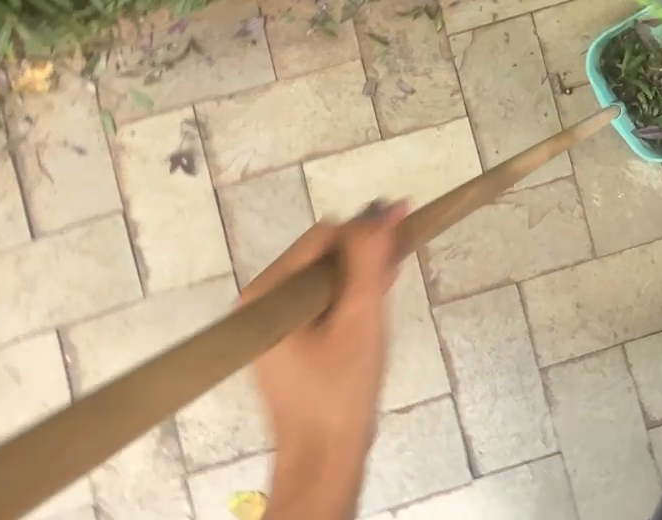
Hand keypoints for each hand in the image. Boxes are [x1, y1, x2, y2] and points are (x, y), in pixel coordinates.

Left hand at [241, 203, 405, 519]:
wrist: (325, 456)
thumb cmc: (342, 386)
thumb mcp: (362, 313)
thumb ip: (370, 255)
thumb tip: (385, 205)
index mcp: (267, 292)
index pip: (325, 234)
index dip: (366, 234)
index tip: (401, 244)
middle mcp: (260, 300)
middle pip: (323, 252)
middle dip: (364, 255)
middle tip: (396, 272)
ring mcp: (271, 320)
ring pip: (326, 273)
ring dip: (360, 274)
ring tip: (388, 289)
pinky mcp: (285, 338)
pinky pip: (322, 297)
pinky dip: (349, 294)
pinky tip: (373, 306)